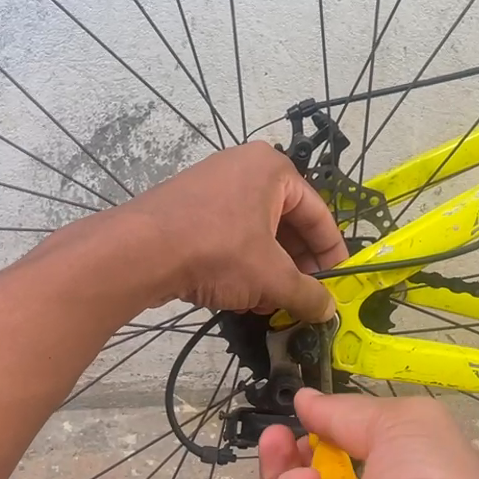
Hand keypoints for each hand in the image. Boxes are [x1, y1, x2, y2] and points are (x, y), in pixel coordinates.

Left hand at [120, 143, 347, 321]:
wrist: (139, 252)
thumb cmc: (217, 250)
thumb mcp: (271, 276)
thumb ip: (306, 293)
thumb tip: (328, 310)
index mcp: (273, 169)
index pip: (318, 213)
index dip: (332, 253)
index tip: (339, 284)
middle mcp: (244, 168)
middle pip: (287, 223)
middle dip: (297, 266)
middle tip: (304, 299)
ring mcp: (213, 186)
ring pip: (257, 233)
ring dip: (269, 271)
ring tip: (271, 304)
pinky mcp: (189, 208)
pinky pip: (230, 236)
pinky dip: (242, 265)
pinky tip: (242, 297)